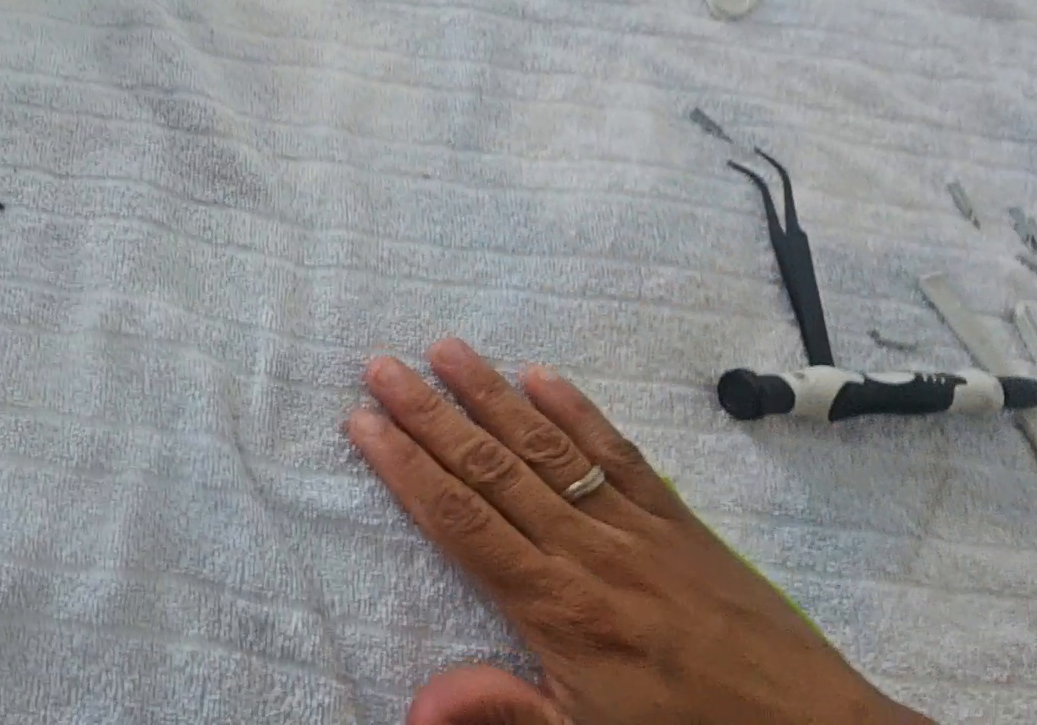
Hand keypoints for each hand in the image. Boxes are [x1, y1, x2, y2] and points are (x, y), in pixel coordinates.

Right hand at [347, 339, 936, 724]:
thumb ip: (502, 716)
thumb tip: (416, 707)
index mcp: (555, 604)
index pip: (458, 517)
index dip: (404, 466)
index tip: (362, 421)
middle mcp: (583, 550)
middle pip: (489, 466)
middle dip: (428, 413)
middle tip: (381, 366)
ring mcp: (630, 525)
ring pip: (545, 445)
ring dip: (489, 393)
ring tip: (444, 348)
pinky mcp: (674, 517)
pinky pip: (618, 453)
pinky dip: (577, 410)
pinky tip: (540, 374)